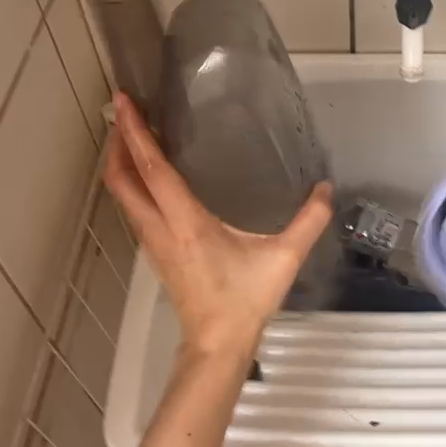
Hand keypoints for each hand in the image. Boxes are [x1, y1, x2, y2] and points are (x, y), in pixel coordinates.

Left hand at [103, 93, 333, 363]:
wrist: (217, 344)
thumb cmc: (245, 301)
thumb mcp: (284, 258)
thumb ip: (309, 220)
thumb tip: (326, 188)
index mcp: (186, 223)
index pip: (152, 170)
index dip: (136, 134)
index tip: (123, 102)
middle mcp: (161, 228)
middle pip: (122, 178)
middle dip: (118, 140)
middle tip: (123, 109)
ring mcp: (153, 242)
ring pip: (123, 194)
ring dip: (122, 161)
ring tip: (133, 134)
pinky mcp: (156, 252)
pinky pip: (133, 208)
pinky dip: (133, 182)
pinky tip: (149, 175)